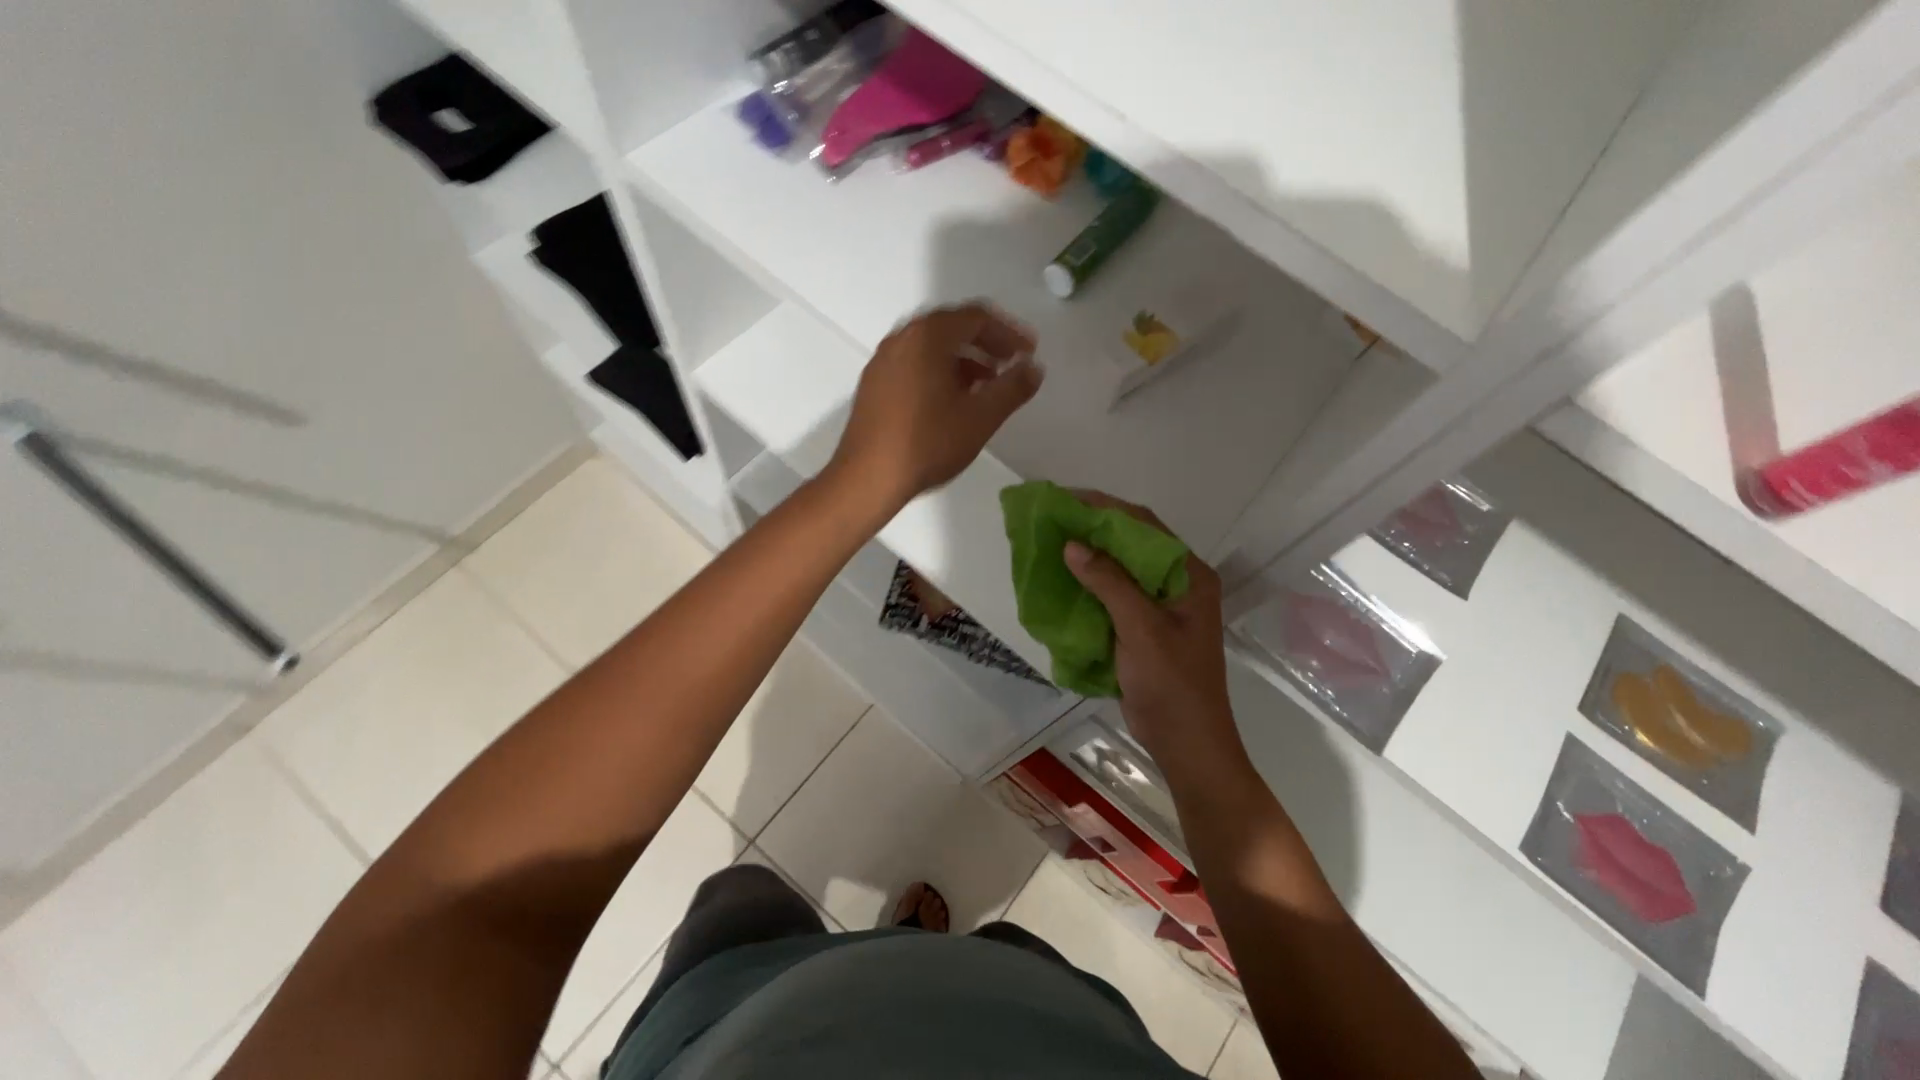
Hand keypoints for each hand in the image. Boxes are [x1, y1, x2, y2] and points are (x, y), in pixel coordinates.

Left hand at [829, 303, 1041, 512]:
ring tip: (987, 386)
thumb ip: (1013, 387)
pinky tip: (953, 401)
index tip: (1029, 352)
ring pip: (931, 347)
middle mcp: (902, 338)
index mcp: (928, 336)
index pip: (976, 316)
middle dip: (986, 343)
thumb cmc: (928, 443)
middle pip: (952, 327)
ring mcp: (883, 361)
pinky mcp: (874, 384)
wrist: (867, 478)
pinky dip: (940, 370)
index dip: (1008, 332)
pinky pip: (914, 363)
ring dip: (964, 359)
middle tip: (1010, 364)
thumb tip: (1034, 368)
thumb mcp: (981, 417)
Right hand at [1063, 494, 1236, 762]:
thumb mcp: (1141, 629)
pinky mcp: (1143, 629)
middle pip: (1131, 545)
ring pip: (1120, 570)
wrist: (1186, 742)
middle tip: (1051, 520)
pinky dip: (1088, 587)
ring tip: (1048, 545)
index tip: (1066, 499)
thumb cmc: (1172, 683)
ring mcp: (1160, 608)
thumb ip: (1109, 583)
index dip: (1106, 508)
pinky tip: (1060, 582)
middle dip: (1092, 531)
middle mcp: (1177, 584)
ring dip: (1088, 558)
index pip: (1145, 527)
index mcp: (1188, 576)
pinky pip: (1113, 596)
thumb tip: (1072, 545)